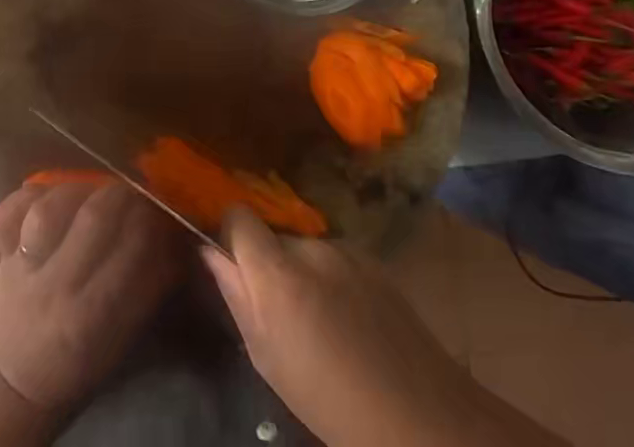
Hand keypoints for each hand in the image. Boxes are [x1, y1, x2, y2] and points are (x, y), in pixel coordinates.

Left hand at [0, 181, 181, 412]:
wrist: (21, 378)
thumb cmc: (85, 359)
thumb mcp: (125, 336)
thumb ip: (150, 288)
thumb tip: (177, 239)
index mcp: (94, 318)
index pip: (133, 255)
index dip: (155, 225)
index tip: (167, 212)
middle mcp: (57, 289)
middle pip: (93, 221)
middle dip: (124, 197)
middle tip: (138, 192)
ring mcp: (24, 270)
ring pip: (49, 210)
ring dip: (79, 190)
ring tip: (95, 190)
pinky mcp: (2, 256)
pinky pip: (8, 213)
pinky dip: (27, 196)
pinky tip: (47, 195)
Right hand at [203, 210, 562, 446]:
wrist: (423, 418)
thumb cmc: (329, 399)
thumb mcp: (265, 356)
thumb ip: (235, 295)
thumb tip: (210, 253)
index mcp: (277, 272)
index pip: (238, 215)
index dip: (229, 233)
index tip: (231, 263)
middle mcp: (311, 248)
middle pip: (273, 234)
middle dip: (267, 260)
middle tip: (278, 309)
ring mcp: (348, 252)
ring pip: (305, 247)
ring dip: (301, 270)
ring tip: (319, 321)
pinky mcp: (376, 263)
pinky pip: (335, 258)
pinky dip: (331, 278)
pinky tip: (348, 321)